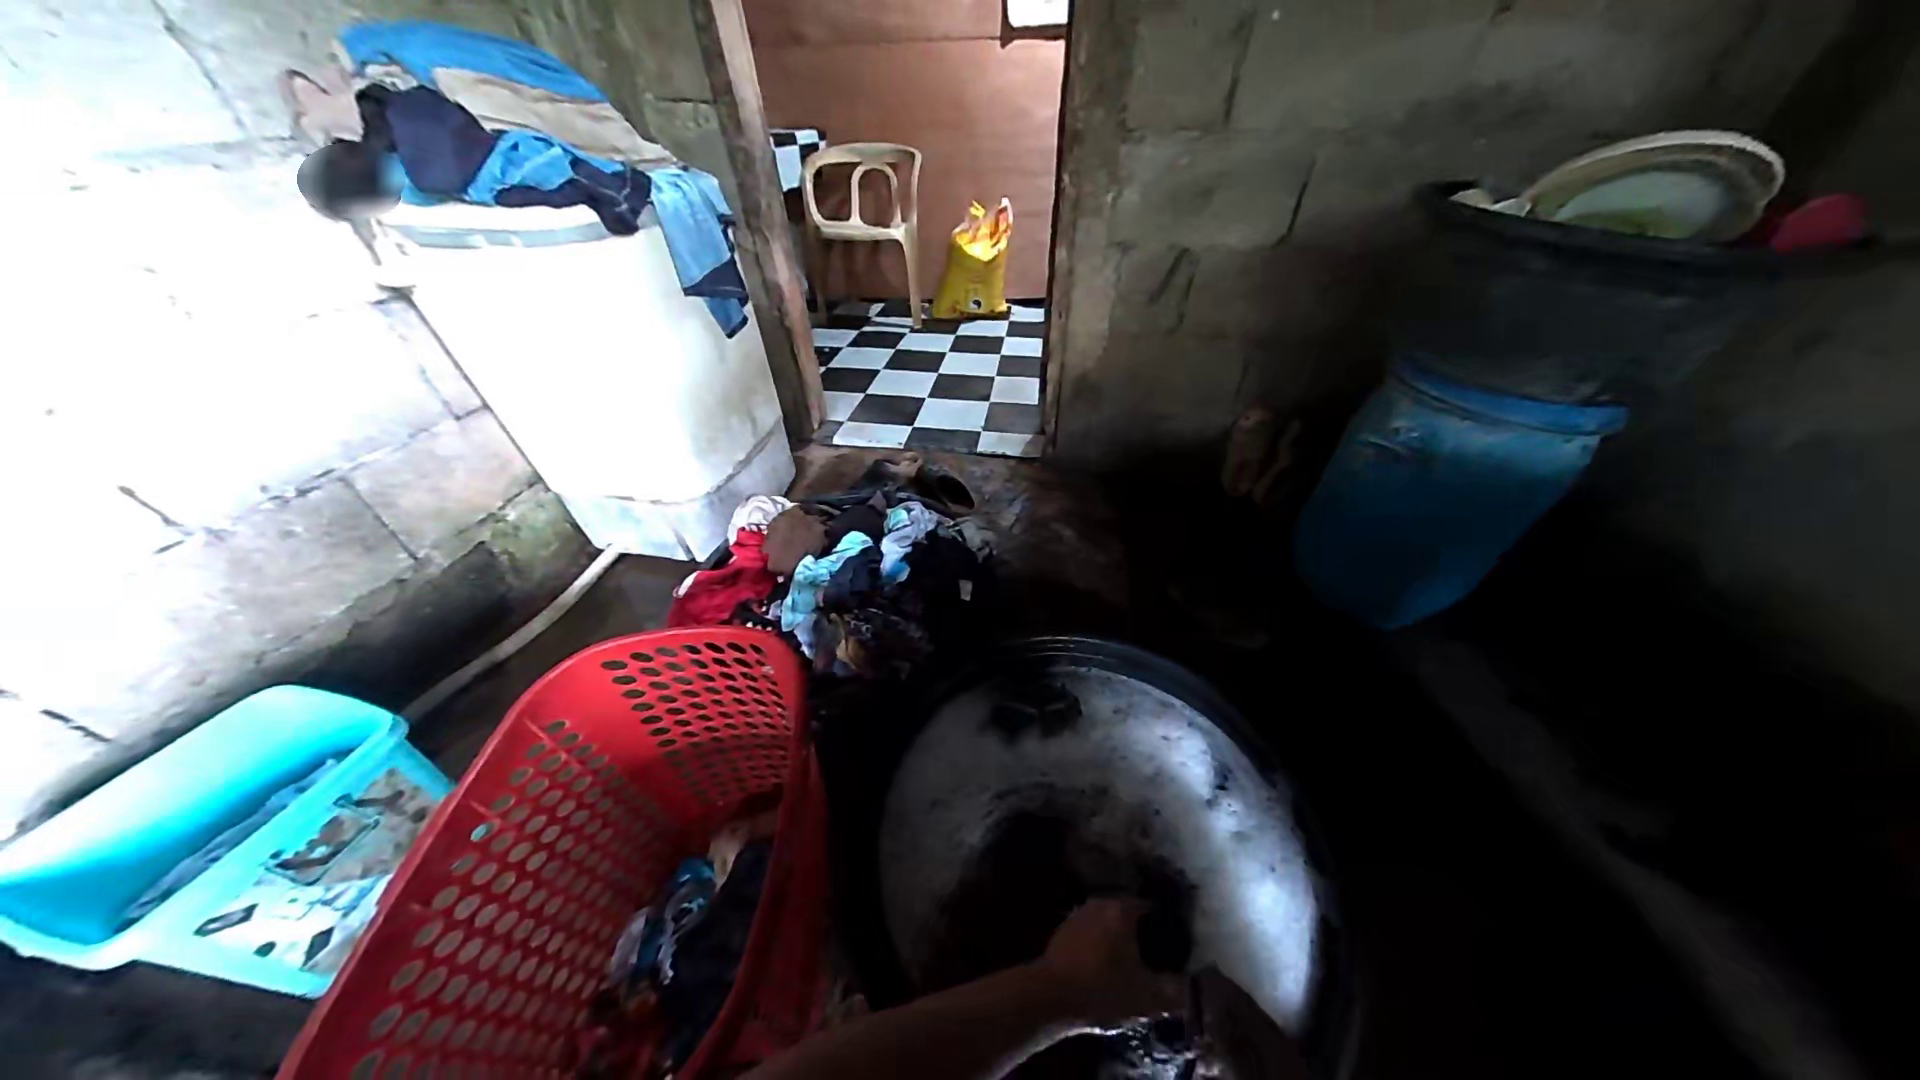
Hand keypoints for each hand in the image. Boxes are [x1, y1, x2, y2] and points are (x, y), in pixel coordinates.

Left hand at [1033, 899, 1188, 1029]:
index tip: (1174, 943)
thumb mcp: (1147, 997)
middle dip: (1141, 929)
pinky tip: (1106, 961)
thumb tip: (1191, 984)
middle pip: (1129, 911)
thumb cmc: (1103, 990)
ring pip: (1108, 919)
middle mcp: (1100, 902)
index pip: (1151, 907)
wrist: (1051, 995)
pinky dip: (1102, 940)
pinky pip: (1092, 929)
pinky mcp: (1065, 927)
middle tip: (1155, 953)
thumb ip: (1175, 990)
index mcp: (1122, 910)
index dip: (1165, 924)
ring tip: (1132, 959)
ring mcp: (1080, 912)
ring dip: (1119, 935)